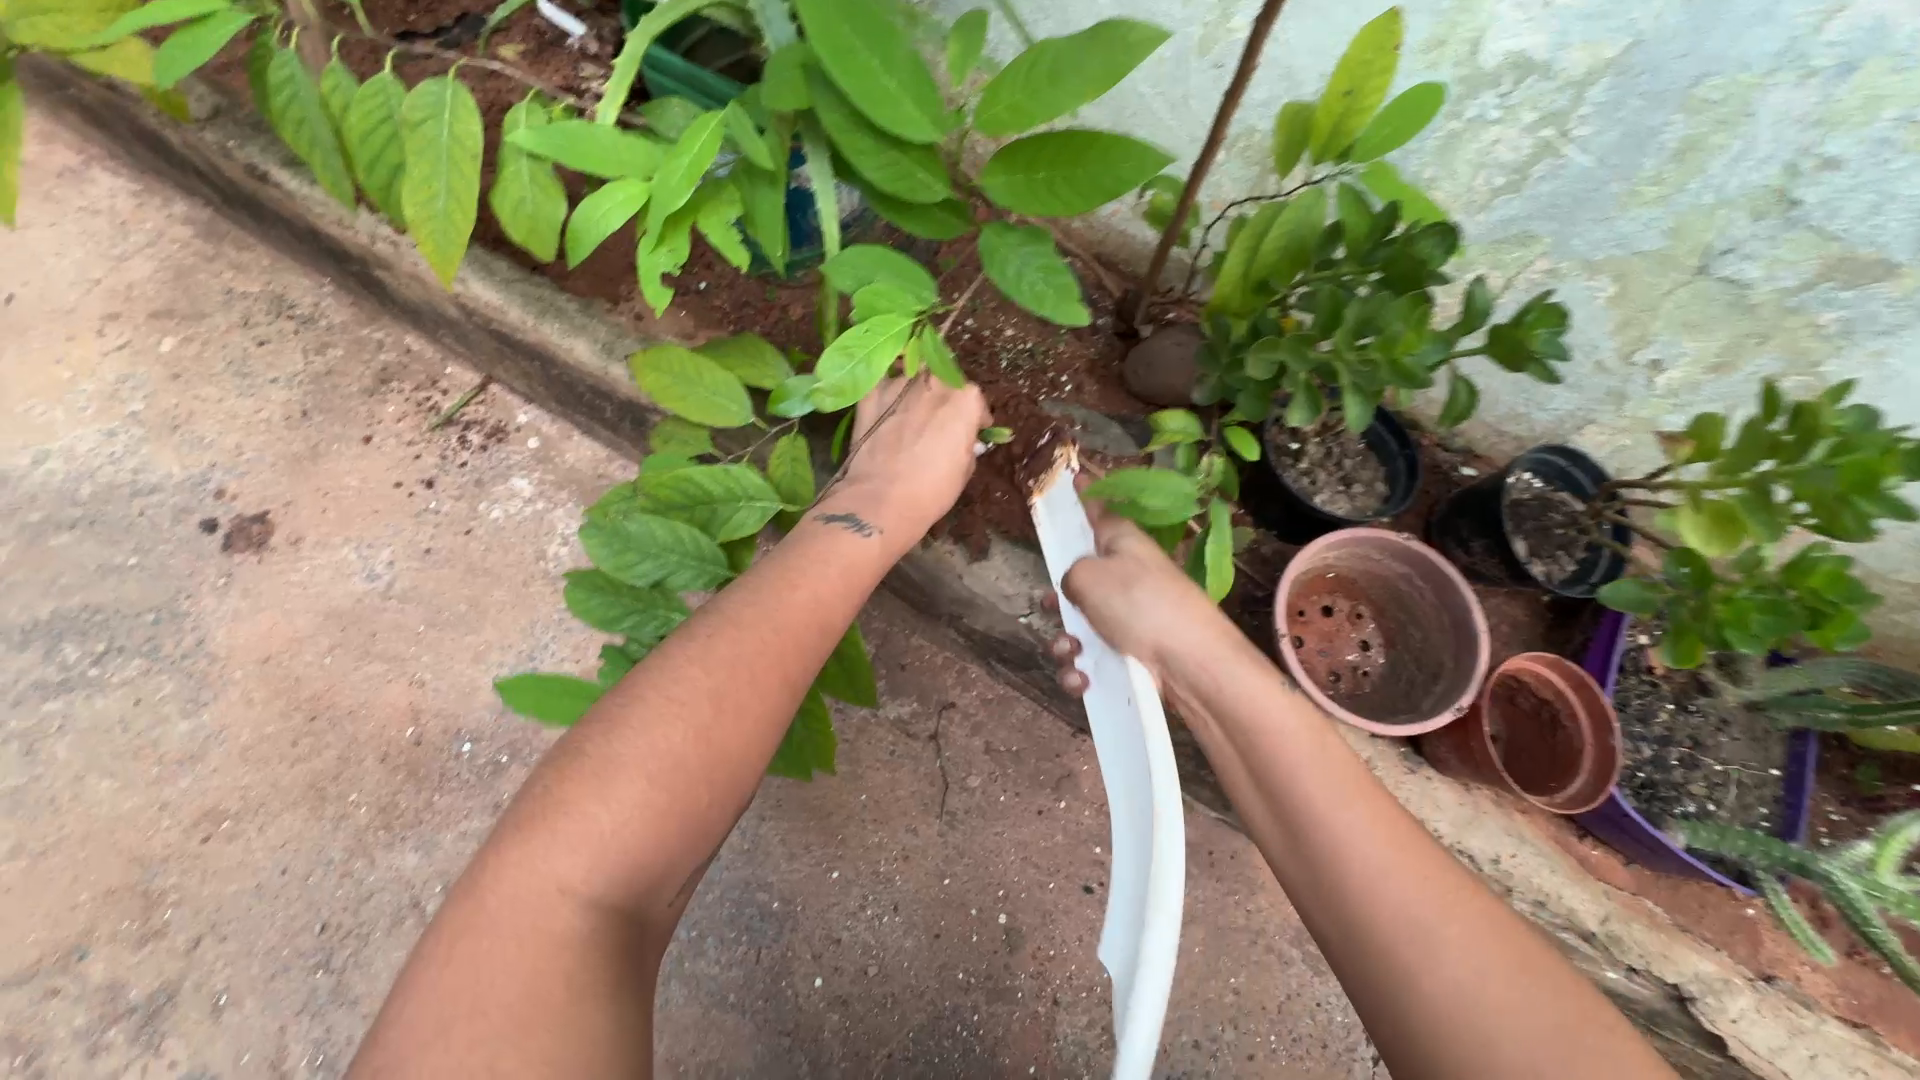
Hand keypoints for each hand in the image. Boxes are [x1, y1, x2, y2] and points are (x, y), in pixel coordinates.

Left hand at [827, 374, 990, 541]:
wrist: (882, 500)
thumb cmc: (932, 490)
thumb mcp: (965, 470)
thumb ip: (967, 443)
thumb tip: (962, 438)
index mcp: (965, 399)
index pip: (974, 400)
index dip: (973, 417)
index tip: (971, 430)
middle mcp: (934, 383)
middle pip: (943, 383)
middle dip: (944, 400)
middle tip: (938, 423)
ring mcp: (899, 385)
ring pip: (913, 381)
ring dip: (915, 395)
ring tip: (909, 418)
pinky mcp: (870, 394)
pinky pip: (882, 386)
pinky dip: (886, 395)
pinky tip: (885, 410)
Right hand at [1046, 477, 1231, 693]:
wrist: (1191, 664)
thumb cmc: (1141, 606)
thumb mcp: (1090, 576)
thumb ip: (1069, 574)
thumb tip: (1071, 586)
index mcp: (1122, 543)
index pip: (1099, 510)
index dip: (1085, 494)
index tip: (1075, 476)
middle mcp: (1126, 576)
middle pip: (1079, 579)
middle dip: (1057, 600)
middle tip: (1049, 606)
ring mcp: (1130, 618)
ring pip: (1079, 626)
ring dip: (1066, 643)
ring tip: (1071, 652)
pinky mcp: (1131, 655)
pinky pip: (1092, 659)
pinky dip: (1082, 670)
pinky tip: (1083, 678)